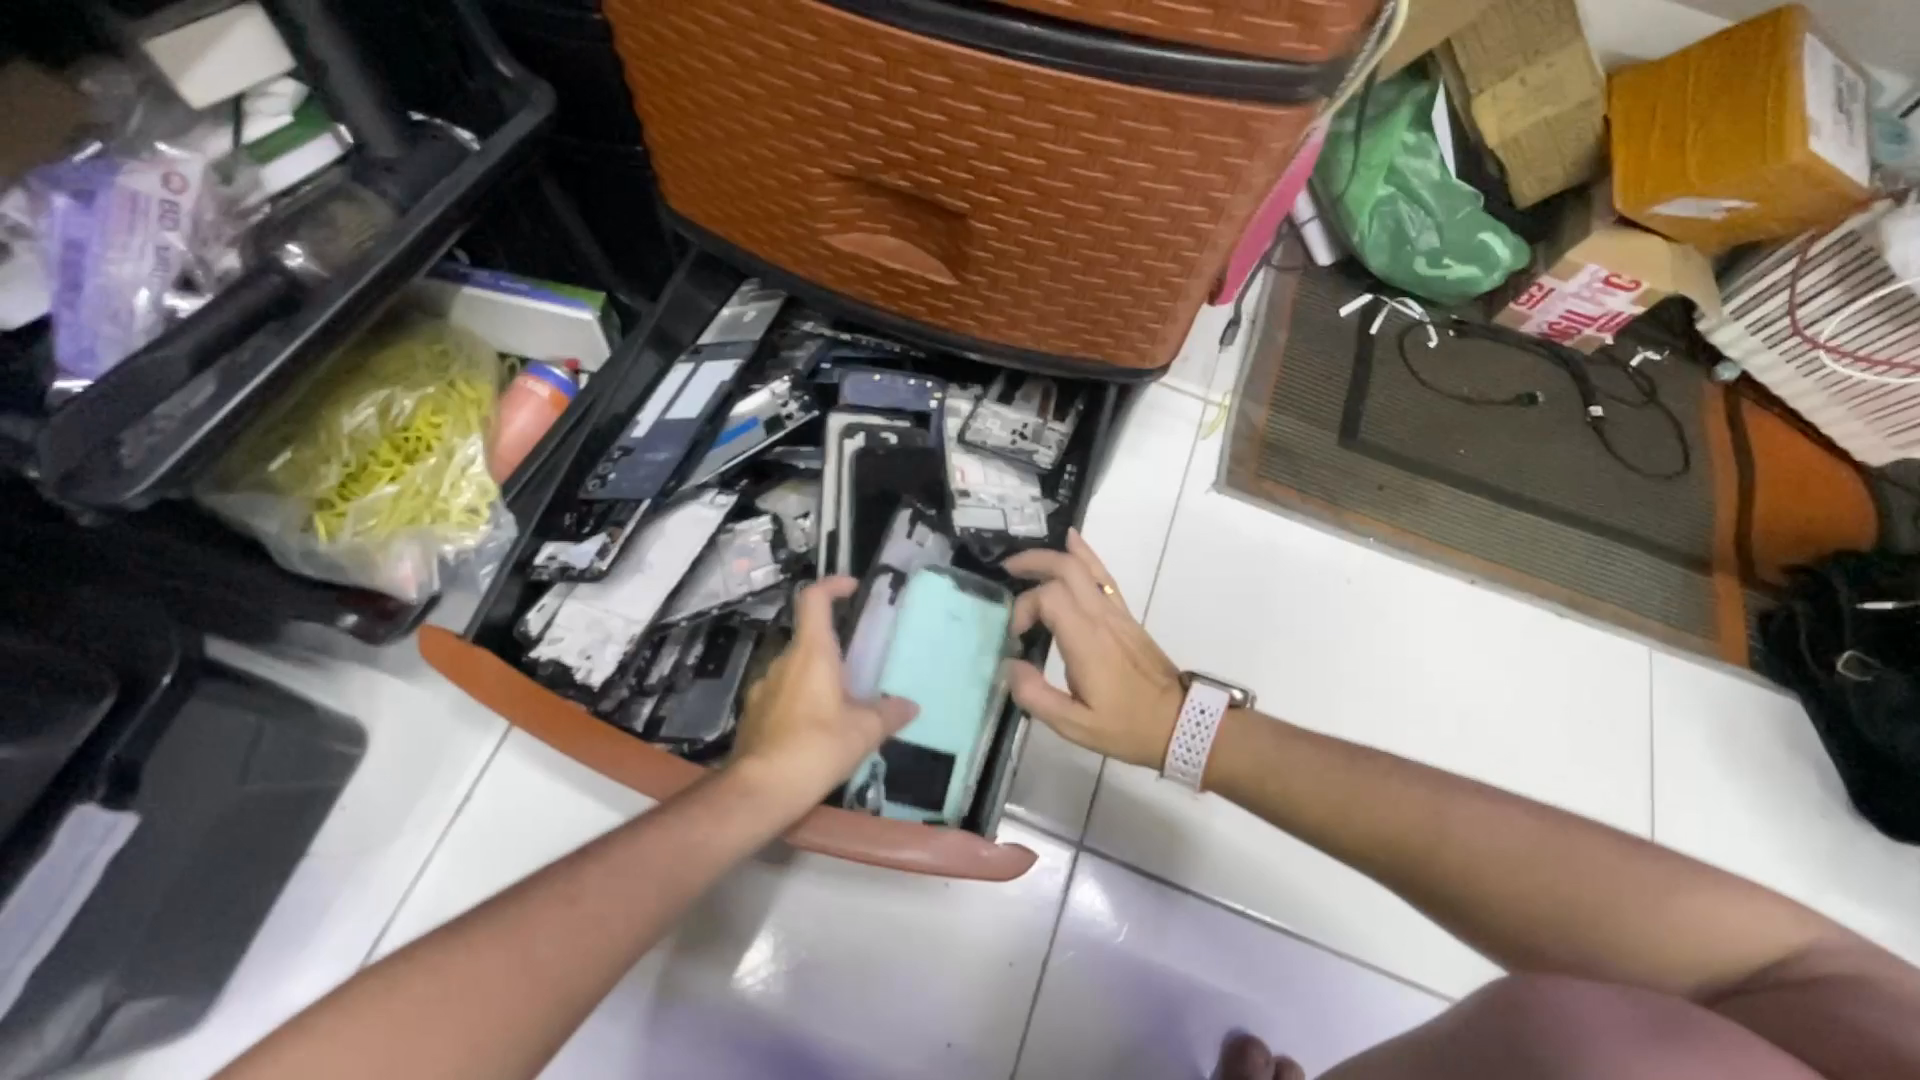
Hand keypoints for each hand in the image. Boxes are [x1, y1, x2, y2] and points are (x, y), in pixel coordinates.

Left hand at [732, 576, 917, 806]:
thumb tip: (909, 706)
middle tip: (859, 671)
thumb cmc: (817, 747)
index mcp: (812, 653)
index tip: (852, 588)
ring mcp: (763, 688)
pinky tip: (816, 733)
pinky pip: (782, 698)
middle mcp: (783, 662)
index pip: (814, 599)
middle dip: (834, 650)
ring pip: (795, 671)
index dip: (832, 585)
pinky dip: (801, 705)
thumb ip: (888, 713)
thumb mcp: (864, 731)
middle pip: (808, 639)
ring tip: (842, 708)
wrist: (761, 789)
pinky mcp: (753, 715)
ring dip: (817, 681)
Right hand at [1004, 529, 1184, 768]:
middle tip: (1008, 571)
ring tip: (1027, 560)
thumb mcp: (1075, 726)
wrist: (1179, 723)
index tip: (1017, 636)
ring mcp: (1117, 613)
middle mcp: (1102, 617)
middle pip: (1068, 567)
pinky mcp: (1126, 616)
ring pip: (1087, 566)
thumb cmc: (1127, 727)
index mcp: (1087, 640)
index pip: (1048, 597)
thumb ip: (1036, 696)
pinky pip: (1103, 576)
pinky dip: (1084, 556)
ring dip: (1055, 556)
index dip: (1023, 608)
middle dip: (1034, 562)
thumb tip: (1011, 666)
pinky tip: (1072, 543)